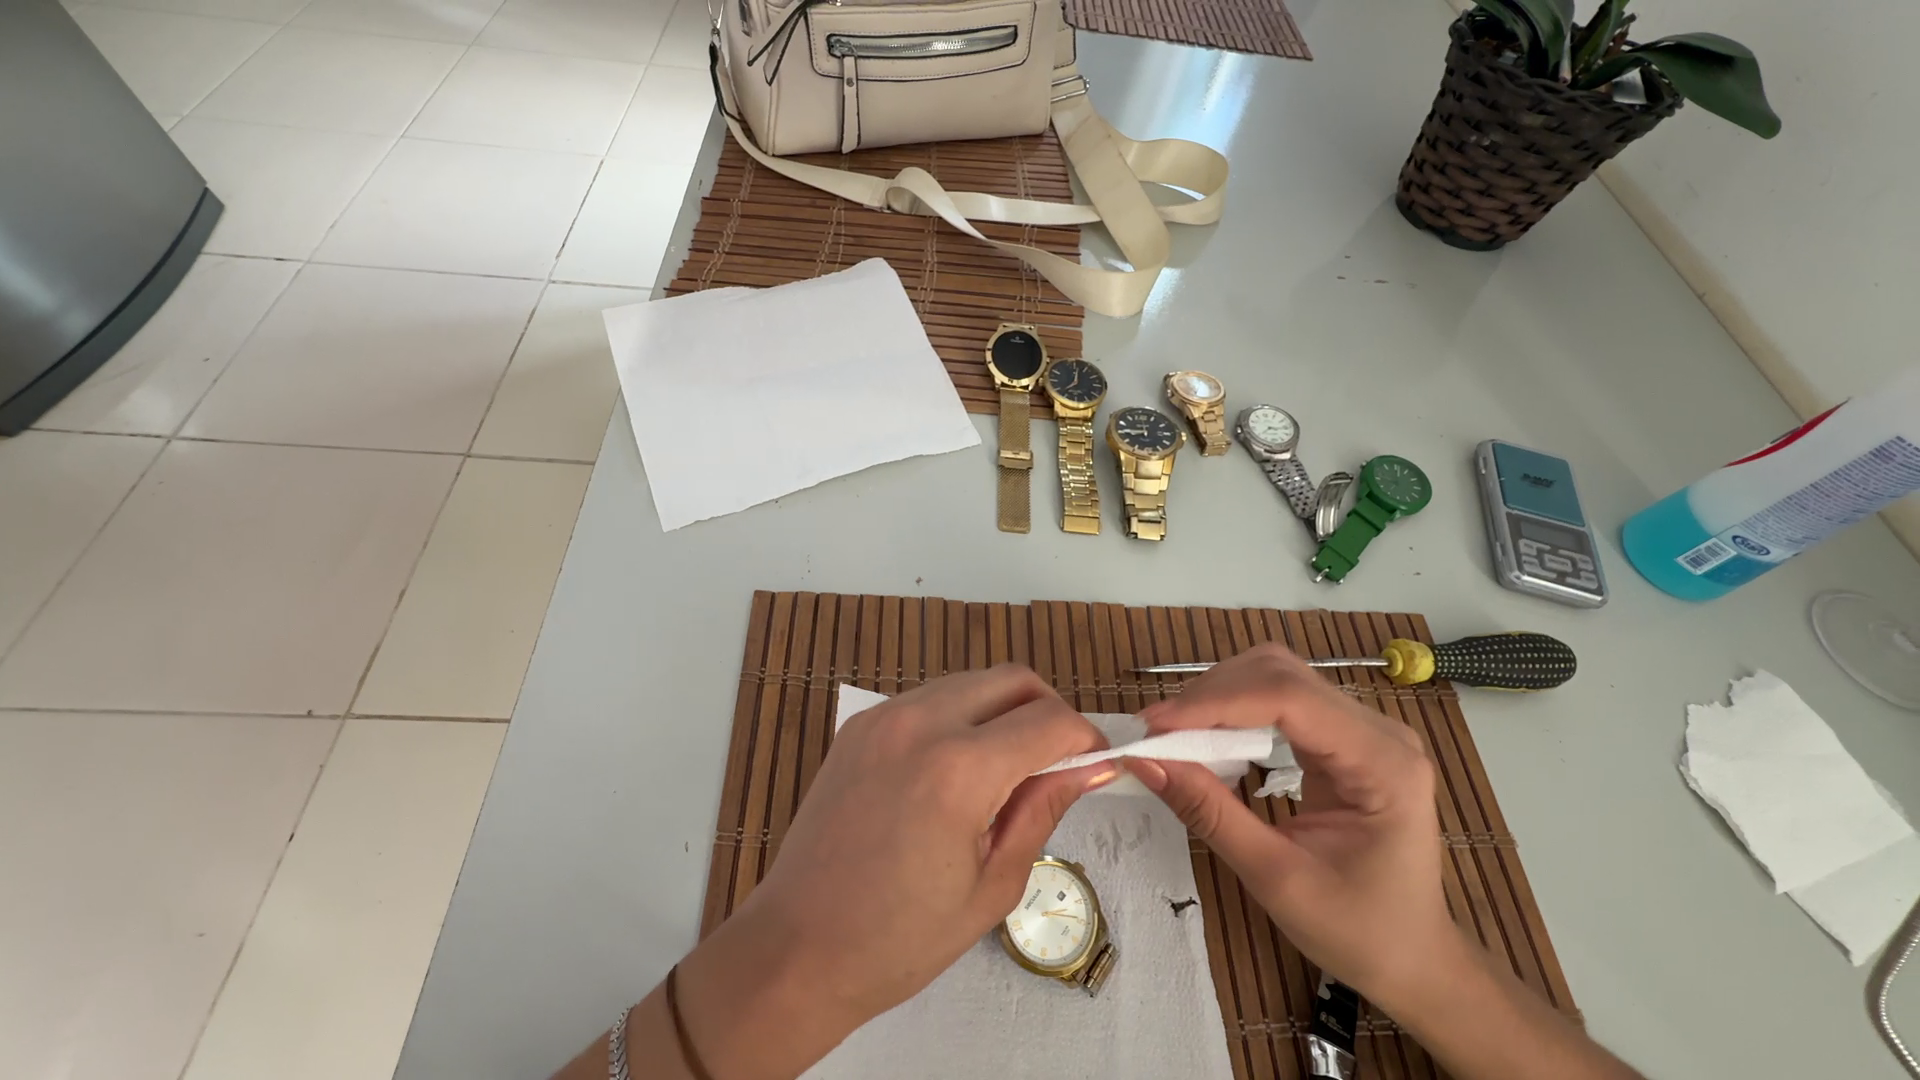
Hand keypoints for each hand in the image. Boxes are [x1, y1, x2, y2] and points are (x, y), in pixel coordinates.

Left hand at [675, 666, 1114, 1078]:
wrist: (795, 949)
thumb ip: (1042, 810)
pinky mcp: (858, 727)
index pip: (1050, 719)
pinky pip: (928, 699)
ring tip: (1005, 771)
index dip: (1085, 739)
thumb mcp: (991, 885)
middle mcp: (919, 723)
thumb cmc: (898, 940)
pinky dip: (960, 717)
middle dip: (1048, 710)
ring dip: (1002, 710)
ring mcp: (882, 718)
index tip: (1094, 765)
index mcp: (959, 770)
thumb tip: (1089, 767)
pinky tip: (957, 770)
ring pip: (970, 682)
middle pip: (1013, 679)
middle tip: (1056, 762)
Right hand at [1123, 644, 1458, 1009]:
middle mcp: (1379, 730)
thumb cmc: (1356, 930)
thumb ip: (1211, 813)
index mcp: (1381, 763)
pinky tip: (1205, 737)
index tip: (1151, 726)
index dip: (1213, 702)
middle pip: (1280, 674)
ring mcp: (1363, 729)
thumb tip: (1144, 762)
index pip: (1288, 698)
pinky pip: (1280, 700)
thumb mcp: (1275, 878)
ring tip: (1172, 734)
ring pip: (1276, 676)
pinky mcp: (1343, 737)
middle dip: (1210, 695)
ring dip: (1217, 697)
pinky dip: (1233, 710)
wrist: (1411, 957)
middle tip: (1154, 733)